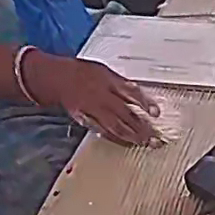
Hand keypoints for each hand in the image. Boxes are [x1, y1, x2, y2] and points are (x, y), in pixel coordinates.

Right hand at [20, 53, 159, 144]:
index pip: (131, 93)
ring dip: (133, 137)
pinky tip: (129, 143)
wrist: (59, 79)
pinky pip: (105, 132)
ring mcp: (95, 111)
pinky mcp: (88, 120)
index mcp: (108, 82)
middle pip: (126, 115)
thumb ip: (122, 84)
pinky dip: (118, 139)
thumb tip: (139, 94)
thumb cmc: (84, 73)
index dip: (144, 103)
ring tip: (146, 143)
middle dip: (142, 128)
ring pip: (117, 127)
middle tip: (156, 138)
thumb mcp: (105, 71)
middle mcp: (102, 97)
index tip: (156, 113)